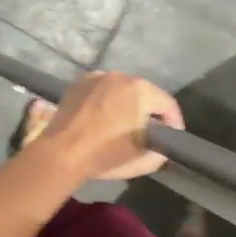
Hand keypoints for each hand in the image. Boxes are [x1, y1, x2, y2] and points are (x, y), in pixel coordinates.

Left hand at [37, 71, 183, 180]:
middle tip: (146, 131)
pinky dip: (105, 99)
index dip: (173, 123)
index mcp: (142, 91)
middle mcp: (121, 76)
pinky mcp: (79, 81)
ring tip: (121, 123)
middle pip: (144, 93)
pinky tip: (101, 116)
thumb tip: (161, 142)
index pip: (168, 104)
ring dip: (126, 103)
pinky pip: (101, 89)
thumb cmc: (106, 156)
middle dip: (148, 111)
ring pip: (121, 89)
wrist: (62, 153)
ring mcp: (98, 76)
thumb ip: (163, 148)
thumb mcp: (145, 161)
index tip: (171, 138)